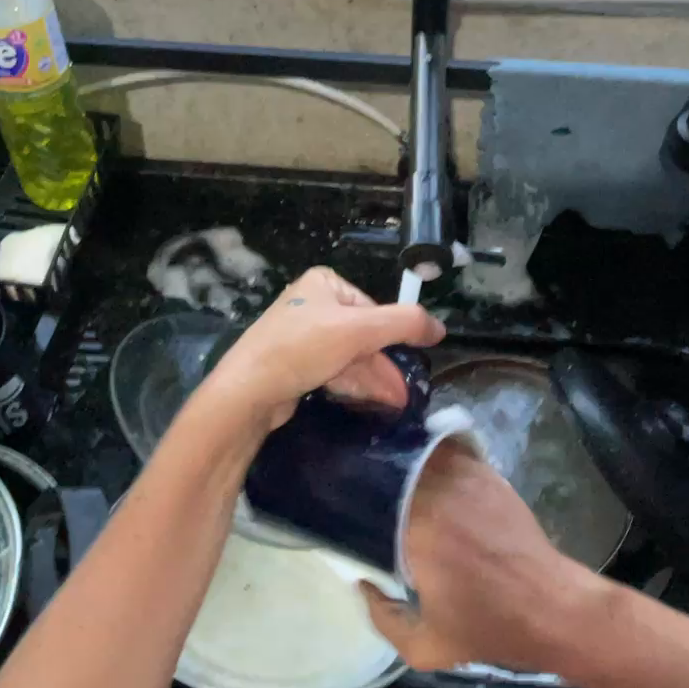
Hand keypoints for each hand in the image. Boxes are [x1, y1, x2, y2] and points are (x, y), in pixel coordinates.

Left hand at [197, 267, 446, 431]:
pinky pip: (333, 371)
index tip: (405, 362)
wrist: (248, 391)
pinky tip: (372, 401)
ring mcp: (301, 335)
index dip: (390, 336)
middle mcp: (312, 304)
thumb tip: (440, 328)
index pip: (373, 307)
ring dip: (373, 379)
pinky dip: (353, 384)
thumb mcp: (359, 330)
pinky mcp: (294, 365)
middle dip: (383, 365)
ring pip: (350, 356)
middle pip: (363, 334)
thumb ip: (404, 323)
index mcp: (325, 284)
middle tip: (406, 394)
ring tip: (394, 404)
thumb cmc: (302, 349)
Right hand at [359, 440, 606, 672]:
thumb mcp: (425, 646)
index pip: (366, 496)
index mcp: (413, 528)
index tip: (345, 510)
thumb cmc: (488, 627)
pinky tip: (424, 469)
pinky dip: (431, 455)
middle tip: (363, 494)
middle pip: (390, 467)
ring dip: (400, 461)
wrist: (551, 608)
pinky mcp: (487, 474)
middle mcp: (436, 492)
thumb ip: (381, 617)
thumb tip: (363, 583)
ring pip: (418, 454)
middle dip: (374, 477)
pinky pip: (448, 452)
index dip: (352, 500)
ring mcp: (464, 476)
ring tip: (389, 474)